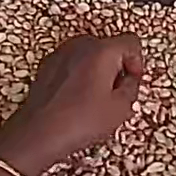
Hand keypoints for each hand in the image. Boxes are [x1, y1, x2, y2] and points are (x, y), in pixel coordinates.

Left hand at [0, 34, 144, 175]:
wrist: (38, 133)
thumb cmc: (78, 121)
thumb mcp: (120, 108)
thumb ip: (132, 86)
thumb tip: (131, 80)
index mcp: (102, 50)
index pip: (131, 42)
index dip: (137, 63)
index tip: (133, 81)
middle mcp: (80, 45)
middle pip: (110, 47)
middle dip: (117, 67)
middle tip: (116, 94)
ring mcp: (61, 54)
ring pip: (90, 56)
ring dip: (98, 72)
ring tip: (96, 100)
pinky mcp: (47, 66)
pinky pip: (73, 64)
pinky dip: (79, 75)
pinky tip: (77, 100)